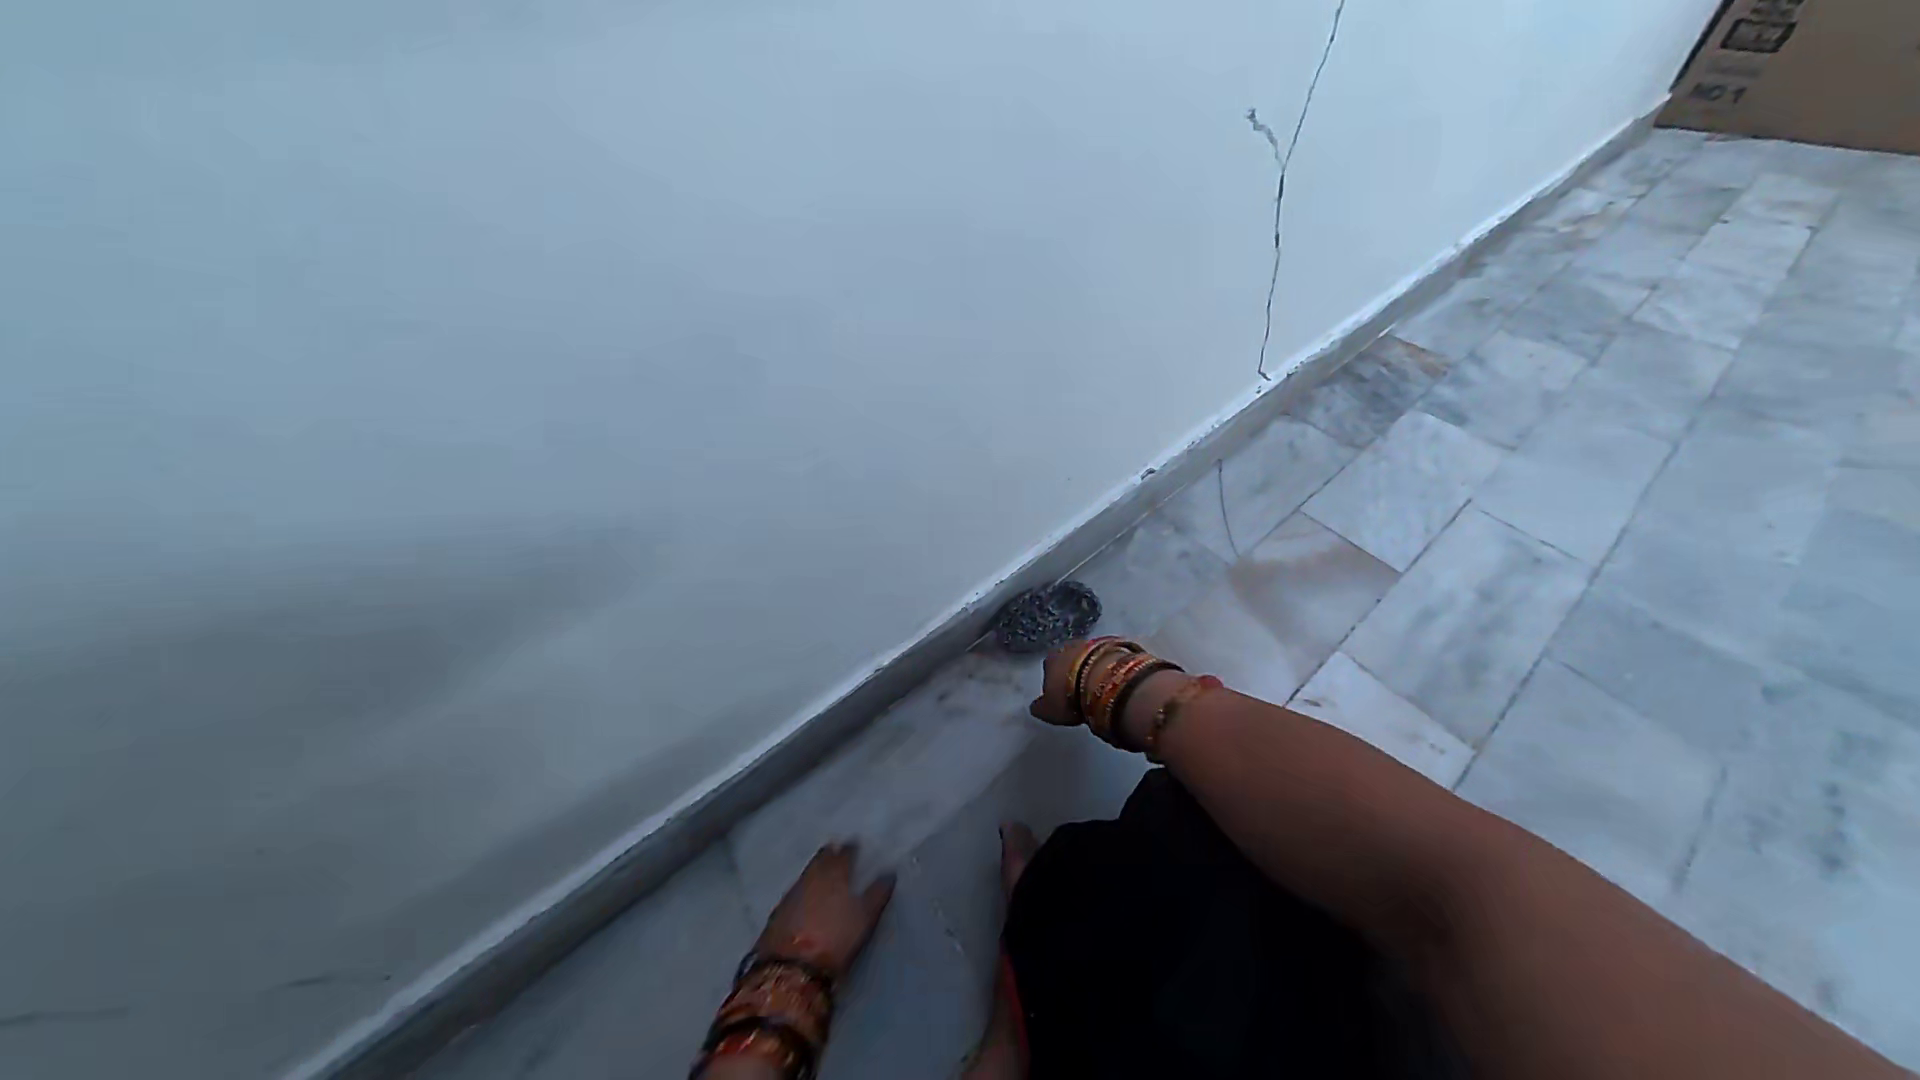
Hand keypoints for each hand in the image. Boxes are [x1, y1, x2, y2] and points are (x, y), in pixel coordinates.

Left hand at [756, 843, 895, 980]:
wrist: (791, 968)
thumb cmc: (835, 939)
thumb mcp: (865, 918)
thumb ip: (877, 894)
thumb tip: (890, 873)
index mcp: (835, 874)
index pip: (845, 854)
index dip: (851, 848)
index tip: (855, 844)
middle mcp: (812, 877)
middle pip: (821, 859)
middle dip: (829, 853)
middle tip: (835, 849)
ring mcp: (792, 893)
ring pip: (806, 873)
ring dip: (814, 869)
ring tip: (820, 871)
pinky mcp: (777, 911)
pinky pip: (794, 891)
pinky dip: (802, 889)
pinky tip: (803, 895)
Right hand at [1028, 638, 1126, 726]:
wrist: (1104, 680)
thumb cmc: (1070, 697)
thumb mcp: (1049, 710)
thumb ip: (1040, 707)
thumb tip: (1035, 707)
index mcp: (1049, 660)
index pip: (1049, 669)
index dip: (1055, 682)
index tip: (1063, 696)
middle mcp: (1068, 646)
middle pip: (1069, 659)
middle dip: (1073, 671)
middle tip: (1081, 690)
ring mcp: (1092, 643)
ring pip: (1088, 656)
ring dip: (1091, 667)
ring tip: (1099, 686)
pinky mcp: (1114, 644)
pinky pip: (1107, 657)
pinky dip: (1107, 666)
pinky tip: (1112, 679)